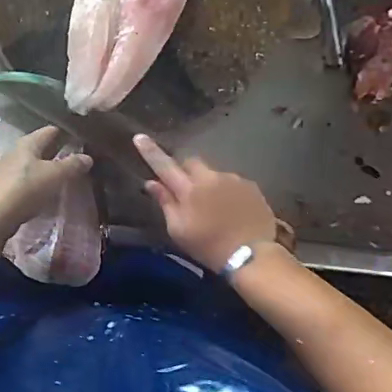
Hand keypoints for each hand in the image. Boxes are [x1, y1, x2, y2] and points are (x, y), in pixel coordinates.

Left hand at [0, 126, 93, 236]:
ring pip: (33, 164)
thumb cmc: (25, 189)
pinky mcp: (4, 187)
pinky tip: (47, 191)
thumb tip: (87, 157)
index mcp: (27, 143)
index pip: (50, 130)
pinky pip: (27, 179)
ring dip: (48, 168)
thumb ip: (72, 165)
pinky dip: (39, 181)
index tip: (82, 139)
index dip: (66, 133)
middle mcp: (15, 152)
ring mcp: (8, 169)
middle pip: (41, 147)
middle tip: (78, 159)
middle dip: (59, 151)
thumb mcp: (54, 175)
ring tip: (66, 176)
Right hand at [134, 134, 285, 271]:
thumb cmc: (208, 246)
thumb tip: (151, 183)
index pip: (164, 165)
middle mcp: (210, 177)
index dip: (150, 151)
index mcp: (188, 189)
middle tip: (185, 190)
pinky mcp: (251, 187)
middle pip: (191, 162)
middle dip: (185, 171)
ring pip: (213, 173)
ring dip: (208, 183)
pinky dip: (226, 190)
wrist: (252, 255)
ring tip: (213, 206)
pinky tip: (230, 208)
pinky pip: (232, 182)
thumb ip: (165, 203)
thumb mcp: (178, 230)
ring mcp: (233, 180)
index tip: (139, 136)